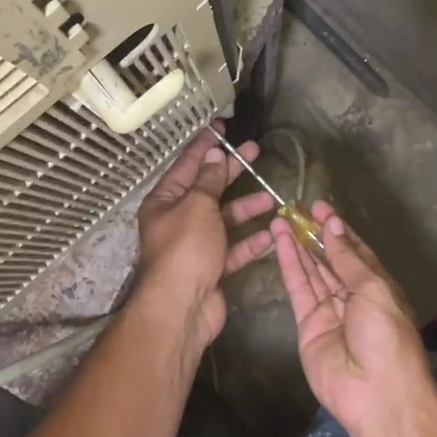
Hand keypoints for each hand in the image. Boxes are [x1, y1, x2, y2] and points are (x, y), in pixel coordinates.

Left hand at [134, 122, 276, 349]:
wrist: (181, 309)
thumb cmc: (185, 249)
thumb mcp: (198, 206)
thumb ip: (209, 181)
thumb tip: (213, 155)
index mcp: (165, 201)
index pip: (187, 164)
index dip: (205, 144)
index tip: (223, 126)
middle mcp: (177, 220)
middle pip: (208, 188)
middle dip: (231, 171)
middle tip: (255, 150)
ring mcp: (195, 245)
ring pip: (223, 218)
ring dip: (246, 207)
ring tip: (270, 196)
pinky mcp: (211, 268)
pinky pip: (233, 248)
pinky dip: (251, 240)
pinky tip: (271, 232)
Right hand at [272, 201, 436, 436]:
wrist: (377, 393)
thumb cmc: (386, 334)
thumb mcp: (373, 288)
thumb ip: (347, 258)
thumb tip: (333, 225)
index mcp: (377, 286)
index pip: (354, 250)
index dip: (337, 228)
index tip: (318, 207)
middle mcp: (353, 296)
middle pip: (330, 259)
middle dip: (314, 234)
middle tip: (295, 208)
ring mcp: (329, 311)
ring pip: (311, 271)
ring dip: (297, 245)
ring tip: (280, 219)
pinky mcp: (308, 325)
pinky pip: (298, 289)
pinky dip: (289, 265)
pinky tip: (280, 242)